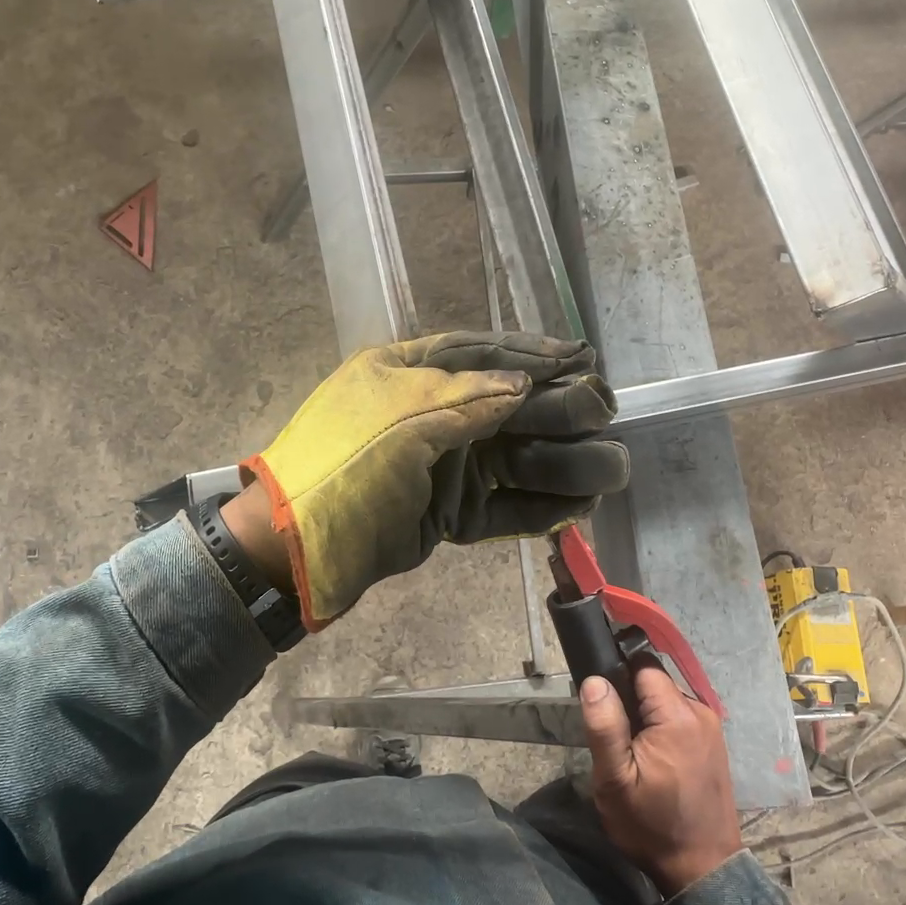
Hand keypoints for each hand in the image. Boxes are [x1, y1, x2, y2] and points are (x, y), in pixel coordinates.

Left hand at [241, 331, 629, 630]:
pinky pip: (501, 505)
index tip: (579, 355)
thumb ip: (468, 396)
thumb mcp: (404, 417)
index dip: (530, 354)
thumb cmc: (346, 467)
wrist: (295, 550)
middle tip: (604, 408)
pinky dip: (537, 507)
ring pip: (511, 457)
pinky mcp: (447, 512)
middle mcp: (429, 413)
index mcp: (406, 372)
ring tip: (610, 463)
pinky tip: (578, 505)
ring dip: (558, 460)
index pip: (479, 353)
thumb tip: (525, 383)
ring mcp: (440, 465)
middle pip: (505, 404)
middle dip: (556, 407)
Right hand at [579, 666, 741, 896]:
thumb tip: (594, 680)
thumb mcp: (615, 781)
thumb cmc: (652, 826)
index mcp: (677, 715)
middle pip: (655, 682)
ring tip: (634, 752)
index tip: (604, 705)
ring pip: (667, 699)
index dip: (618, 677)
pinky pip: (681, 717)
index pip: (643, 666)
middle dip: (632, 700)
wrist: (702, 870)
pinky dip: (663, 728)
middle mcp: (701, 712)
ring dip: (648, 715)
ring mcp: (712, 728)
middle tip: (616, 738)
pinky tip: (655, 760)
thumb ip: (605, 727)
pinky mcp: (714, 744)